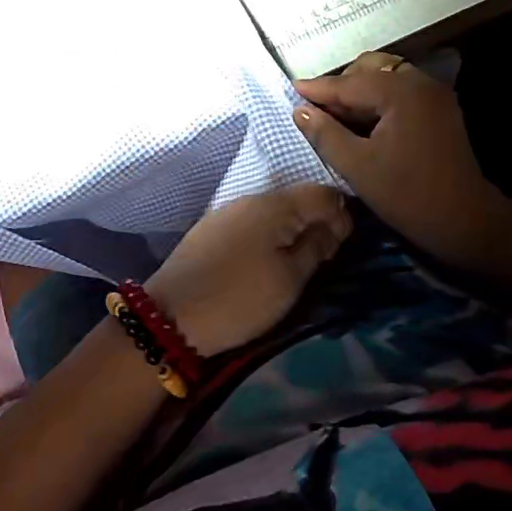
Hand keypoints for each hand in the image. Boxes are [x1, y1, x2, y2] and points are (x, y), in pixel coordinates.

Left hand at [146, 184, 352, 357]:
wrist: (170, 316)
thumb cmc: (240, 298)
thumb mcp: (290, 279)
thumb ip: (316, 246)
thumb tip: (333, 224)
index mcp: (275, 205)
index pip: (324, 193)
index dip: (341, 217)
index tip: (341, 248)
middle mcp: (250, 198)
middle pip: (297, 199)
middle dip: (317, 223)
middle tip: (322, 259)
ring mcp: (227, 212)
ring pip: (273, 211)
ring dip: (291, 231)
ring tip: (294, 264)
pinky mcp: (211, 229)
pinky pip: (252, 223)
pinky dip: (267, 237)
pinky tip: (264, 261)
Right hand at [293, 52, 511, 269]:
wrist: (463, 219)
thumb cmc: (406, 195)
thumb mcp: (357, 166)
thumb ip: (325, 134)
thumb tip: (300, 111)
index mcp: (402, 93)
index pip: (350, 83)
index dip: (319, 88)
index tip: (292, 88)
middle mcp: (421, 83)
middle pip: (371, 70)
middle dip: (342, 85)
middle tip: (317, 108)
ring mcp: (435, 95)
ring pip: (388, 78)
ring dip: (361, 91)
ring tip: (337, 114)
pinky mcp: (441, 110)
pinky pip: (403, 92)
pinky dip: (380, 100)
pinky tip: (363, 120)